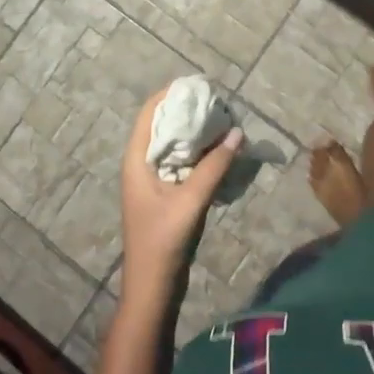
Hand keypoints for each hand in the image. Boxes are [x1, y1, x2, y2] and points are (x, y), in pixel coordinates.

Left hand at [120, 86, 241, 290]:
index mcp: (136, 160)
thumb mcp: (191, 201)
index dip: (171, 94)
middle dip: (188, 112)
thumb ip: (214, 166)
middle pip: (163, 126)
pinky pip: (181, 163)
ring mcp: (152, 181)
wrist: (152, 288)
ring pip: (174, 145)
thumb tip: (238, 132)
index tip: (199, 85)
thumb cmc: (163, 241)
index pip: (149, 112)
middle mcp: (141, 165)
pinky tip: (221, 153)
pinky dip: (199, 154)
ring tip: (224, 123)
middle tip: (219, 104)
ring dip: (196, 134)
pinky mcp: (164, 195)